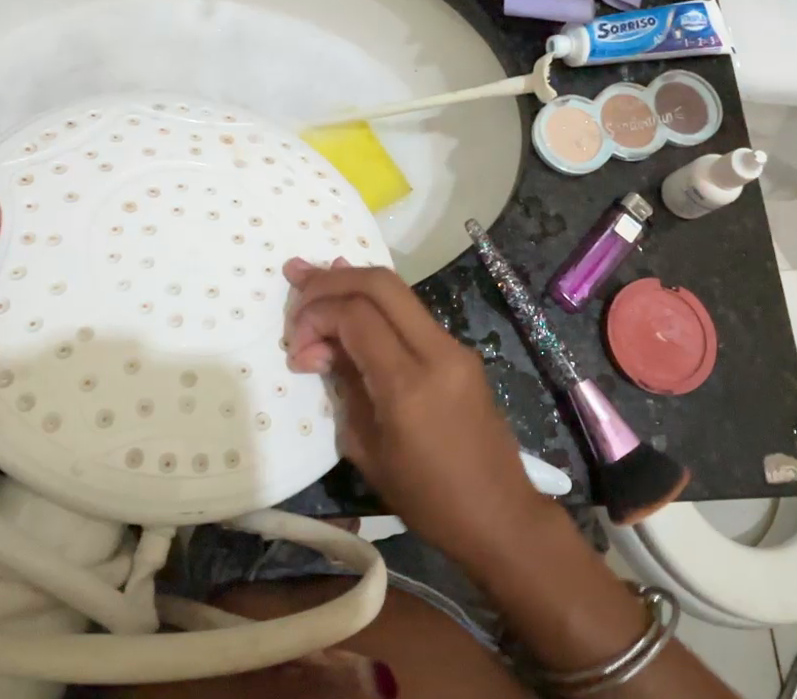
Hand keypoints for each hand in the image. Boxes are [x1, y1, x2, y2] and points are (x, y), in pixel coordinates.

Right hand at [281, 258, 547, 563]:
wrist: (500, 516)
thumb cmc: (428, 499)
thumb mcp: (368, 450)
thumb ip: (344, 387)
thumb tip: (321, 349)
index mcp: (409, 384)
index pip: (356, 316)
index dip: (316, 316)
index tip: (296, 344)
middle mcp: (437, 353)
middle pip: (380, 284)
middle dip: (332, 280)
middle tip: (297, 282)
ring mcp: (455, 348)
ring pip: (399, 292)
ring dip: (353, 285)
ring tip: (313, 280)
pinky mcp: (461, 354)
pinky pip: (413, 315)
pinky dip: (376, 305)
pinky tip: (350, 303)